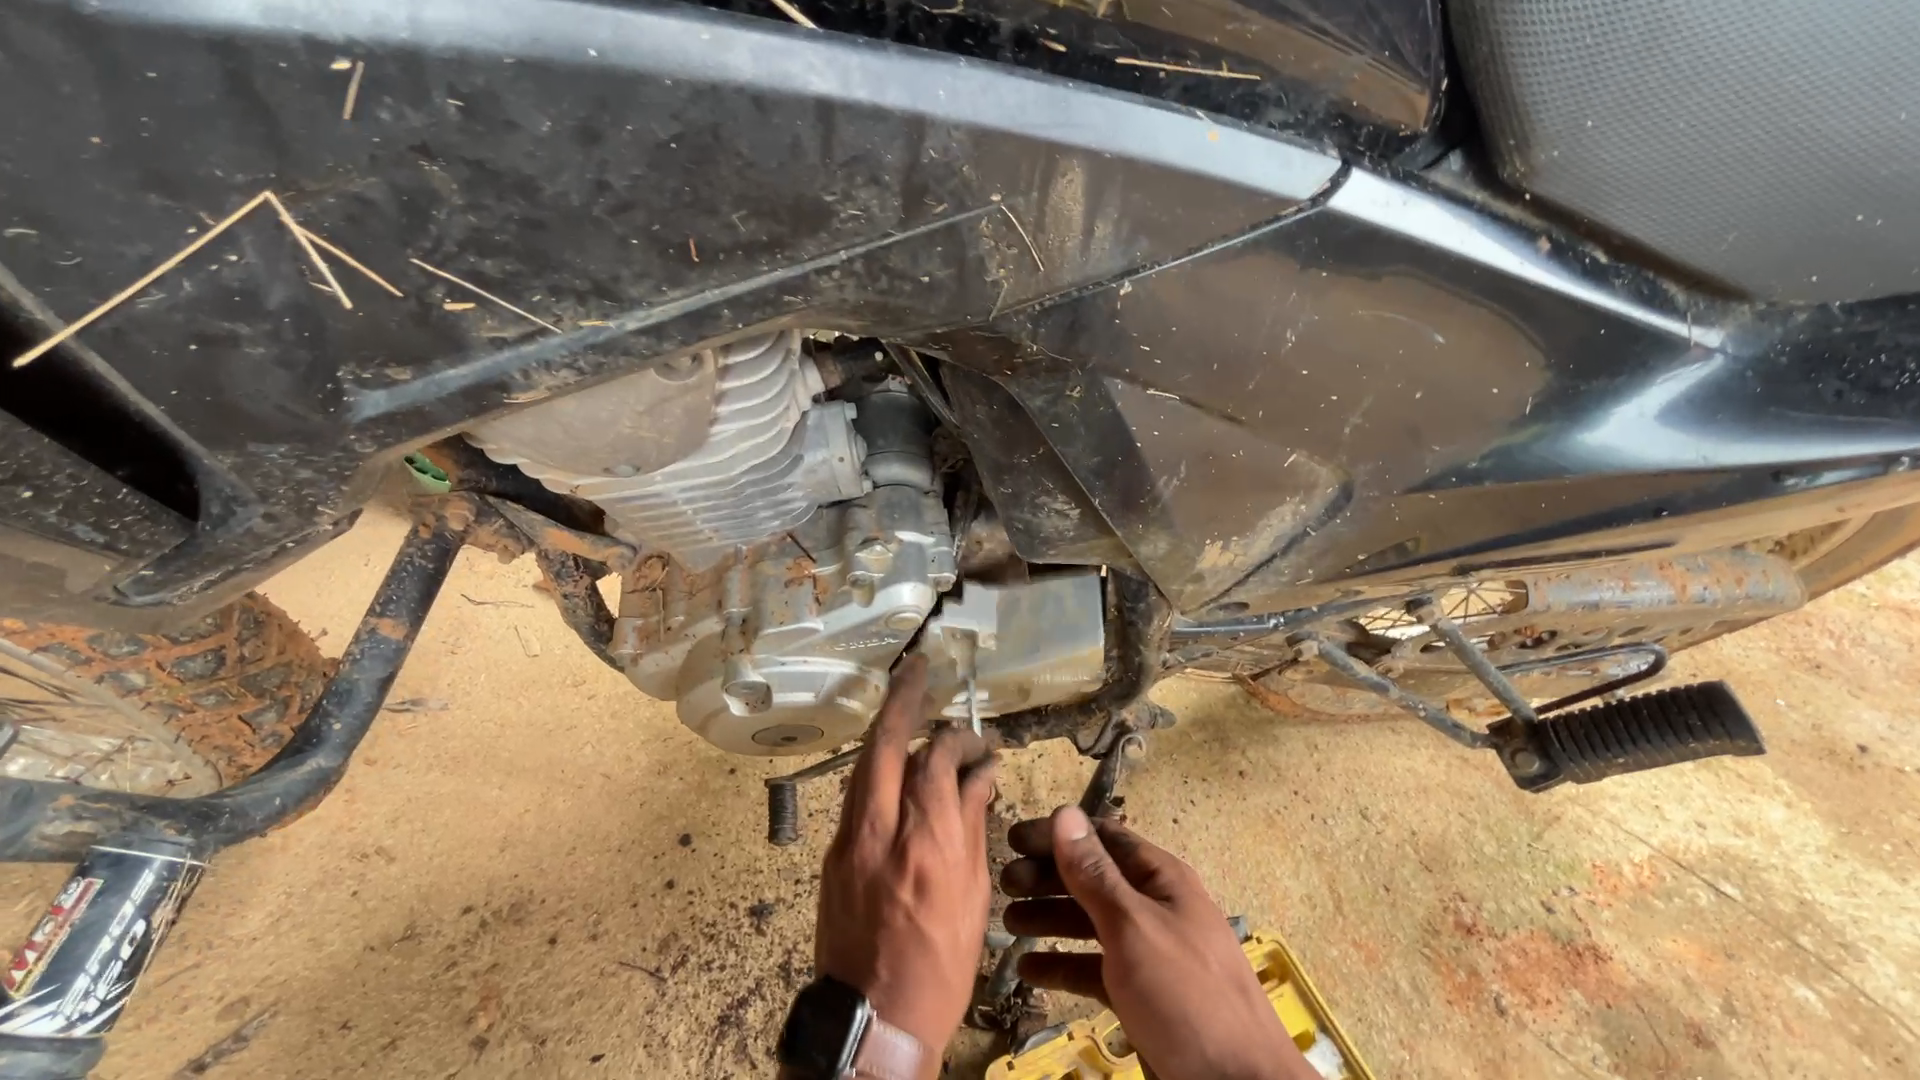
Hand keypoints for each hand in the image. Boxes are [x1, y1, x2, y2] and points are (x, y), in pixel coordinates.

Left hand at [812, 654, 997, 1062]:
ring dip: (886, 727)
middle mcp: (882, 829)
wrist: (872, 1017)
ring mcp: (850, 838)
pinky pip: (857, 793)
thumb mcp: (972, 899)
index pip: (939, 763)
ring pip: (865, 763)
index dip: (961, 741)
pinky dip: (878, 767)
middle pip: (888, 743)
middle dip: (905, 698)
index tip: (981, 743)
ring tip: (904, 700)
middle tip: (919, 667)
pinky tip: (893, 761)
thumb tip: (978, 778)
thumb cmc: (940, 966)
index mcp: (927, 843)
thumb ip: (970, 828)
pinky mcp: (833, 852)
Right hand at [1001, 806, 1315, 1079]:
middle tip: (1004, 885)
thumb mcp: (1133, 927)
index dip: (1058, 835)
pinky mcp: (1141, 994)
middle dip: (1048, 877)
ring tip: (1008, 923)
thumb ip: (1095, 874)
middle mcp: (1154, 908)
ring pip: (1089, 922)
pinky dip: (1062, 965)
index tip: (1013, 839)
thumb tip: (1065, 813)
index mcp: (1161, 879)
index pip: (1102, 838)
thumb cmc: (1187, 996)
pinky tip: (1030, 970)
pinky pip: (1094, 968)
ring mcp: (1148, 952)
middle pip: (1092, 878)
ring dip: (1049, 918)